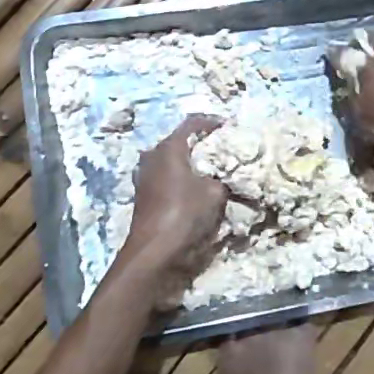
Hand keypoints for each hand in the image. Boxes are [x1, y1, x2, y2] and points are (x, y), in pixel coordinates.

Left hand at [109, 115, 227, 304]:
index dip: (212, 122)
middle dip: (201, 144)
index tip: (229, 128)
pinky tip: (195, 189)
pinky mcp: (143, 194)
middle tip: (222, 150)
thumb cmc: (185, 213)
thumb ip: (221, 178)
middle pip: (180, 141)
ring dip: (190, 163)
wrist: (154, 251)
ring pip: (172, 160)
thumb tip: (221, 177)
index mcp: (168, 147)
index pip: (192, 123)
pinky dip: (181, 178)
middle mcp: (152, 155)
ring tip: (211, 171)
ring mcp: (144, 175)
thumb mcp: (215, 193)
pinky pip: (166, 177)